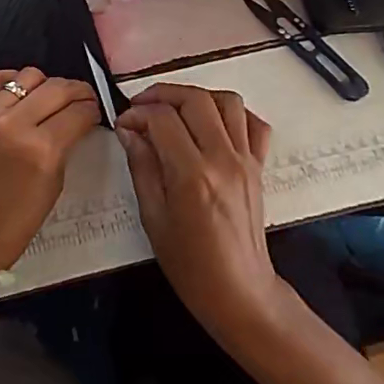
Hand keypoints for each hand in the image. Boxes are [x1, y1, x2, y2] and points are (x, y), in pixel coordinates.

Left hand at [0, 67, 101, 275]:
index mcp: (42, 150)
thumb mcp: (54, 186)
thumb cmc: (14, 225)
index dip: (94, 110)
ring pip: (30, 76)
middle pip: (59, 88)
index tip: (97, 114)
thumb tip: (77, 123)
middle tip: (85, 102)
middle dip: (79, 92)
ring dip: (49, 85)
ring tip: (53, 101)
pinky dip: (13, 80)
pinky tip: (23, 94)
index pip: (79, 111)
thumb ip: (65, 148)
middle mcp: (15, 124)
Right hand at [115, 84, 280, 328]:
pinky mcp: (259, 165)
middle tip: (142, 107)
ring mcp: (246, 160)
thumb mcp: (152, 217)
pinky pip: (254, 123)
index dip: (137, 114)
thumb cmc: (189, 263)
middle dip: (162, 94)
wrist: (237, 289)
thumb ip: (141, 167)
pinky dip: (232, 113)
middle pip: (194, 99)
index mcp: (192, 175)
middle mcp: (223, 159)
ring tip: (174, 110)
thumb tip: (129, 131)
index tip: (123, 123)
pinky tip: (211, 123)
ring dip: (196, 97)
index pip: (162, 120)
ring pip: (226, 101)